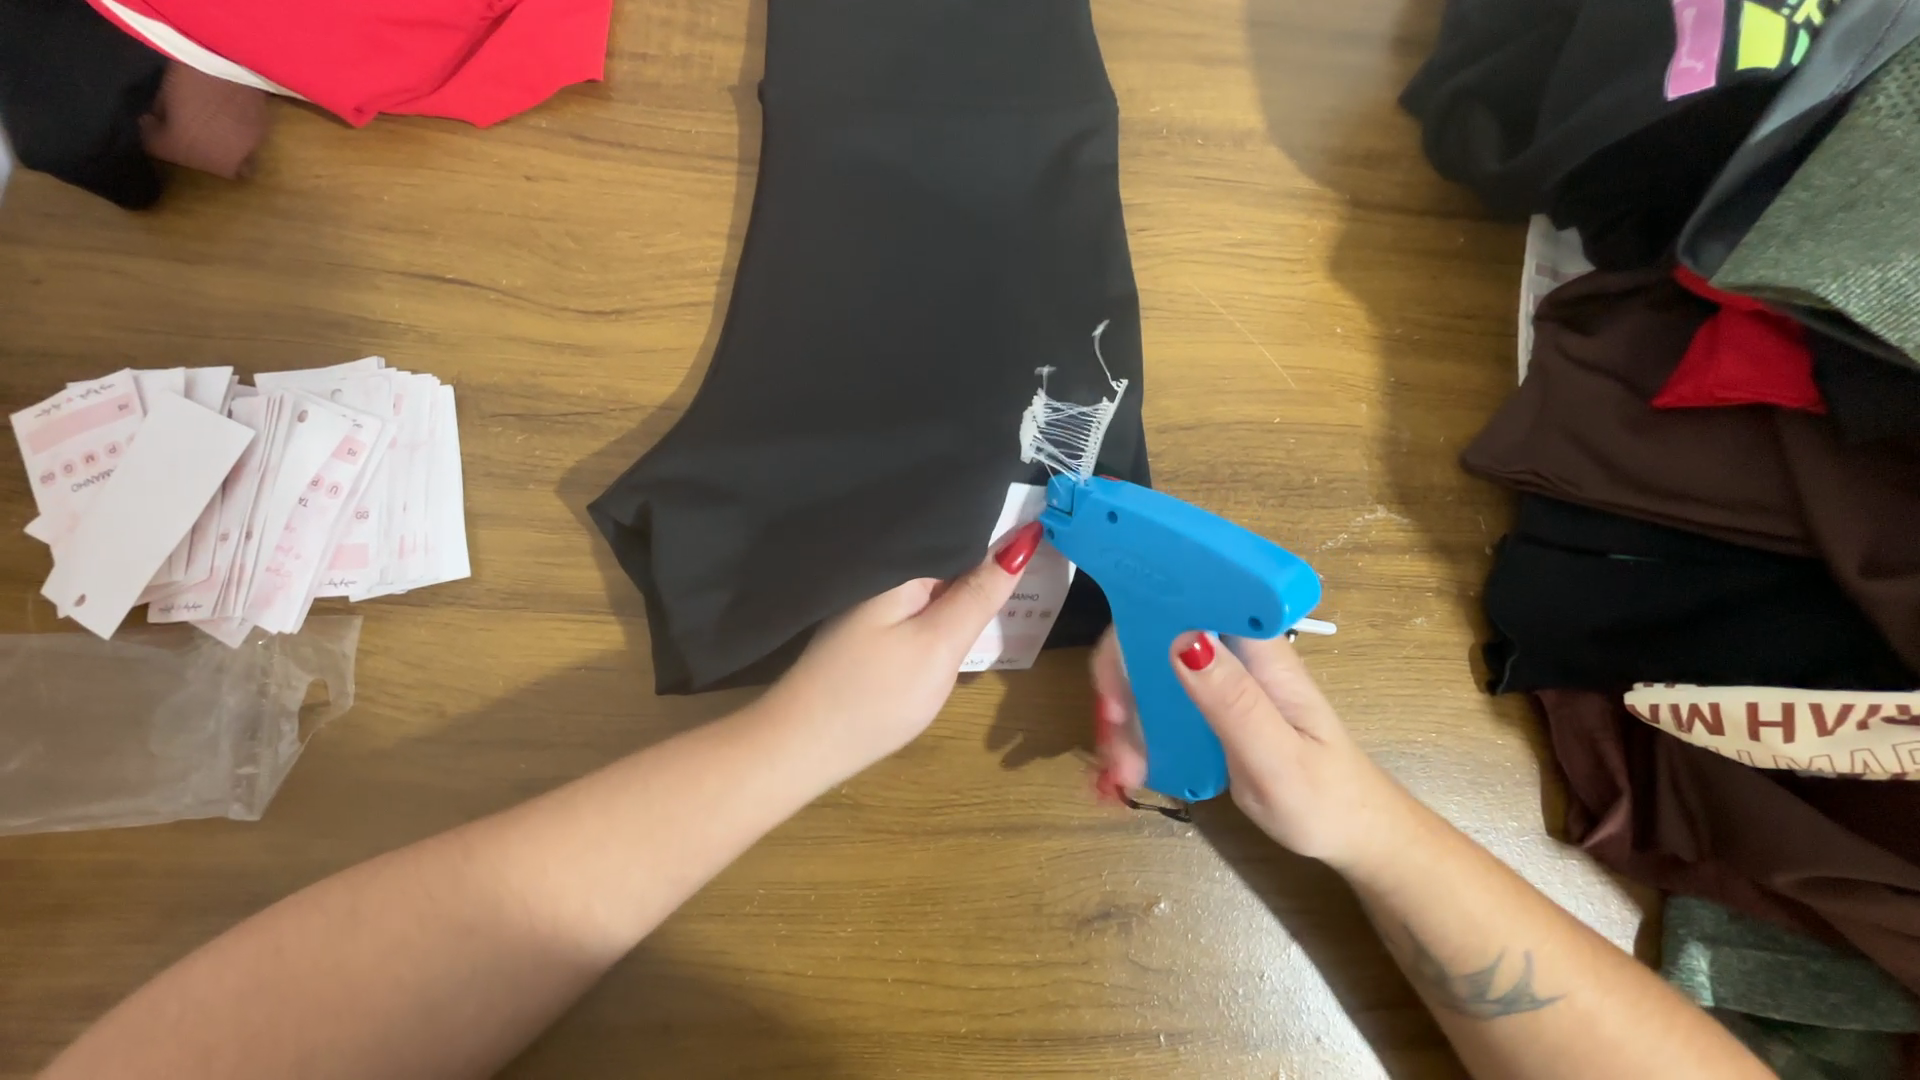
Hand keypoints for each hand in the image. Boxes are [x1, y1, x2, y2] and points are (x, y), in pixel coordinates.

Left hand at [758, 522, 1044, 772]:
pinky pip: (915, 608)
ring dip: (966, 591)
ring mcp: (868, 603)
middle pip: (947, 559)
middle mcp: (880, 574)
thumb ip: (978, 594)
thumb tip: (1023, 537)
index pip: (961, 533)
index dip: (1004, 534)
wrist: (798, 749)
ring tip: (1018, 589)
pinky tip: (963, 622)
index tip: (1048, 537)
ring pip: (932, 587)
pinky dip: (941, 614)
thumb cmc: (873, 696)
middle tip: (1043, 567)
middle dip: (988, 565)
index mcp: (897, 565)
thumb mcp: (937, 645)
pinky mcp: (863, 631)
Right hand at [1091, 629, 1414, 869]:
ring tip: (1122, 768)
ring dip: (1126, 716)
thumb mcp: (1277, 758)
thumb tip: (1183, 640)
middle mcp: (1235, 656)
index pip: (1190, 603)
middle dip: (1122, 683)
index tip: (1115, 677)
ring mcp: (1222, 681)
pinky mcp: (1212, 706)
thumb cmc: (1327, 801)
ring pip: (1152, 674)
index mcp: (1258, 653)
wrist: (1355, 834)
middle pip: (1157, 638)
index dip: (1141, 621)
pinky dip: (1138, 731)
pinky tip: (1132, 766)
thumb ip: (1233, 701)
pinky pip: (1161, 704)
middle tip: (1111, 733)